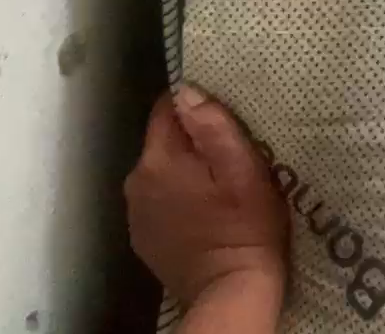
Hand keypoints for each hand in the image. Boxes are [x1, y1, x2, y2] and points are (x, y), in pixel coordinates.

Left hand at [125, 87, 288, 332]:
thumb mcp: (243, 166)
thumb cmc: (246, 225)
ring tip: (219, 177)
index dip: (195, 103)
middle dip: (192, 136)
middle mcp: (137, 182)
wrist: (232, 292)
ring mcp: (137, 213)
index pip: (167, 107)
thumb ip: (213, 125)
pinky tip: (205, 206)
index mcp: (159, 159)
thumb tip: (186, 91)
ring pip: (163, 167)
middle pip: (164, 138)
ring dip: (186, 166)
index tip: (223, 111)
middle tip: (229, 148)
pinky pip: (160, 196)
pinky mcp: (144, 236)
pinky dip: (179, 193)